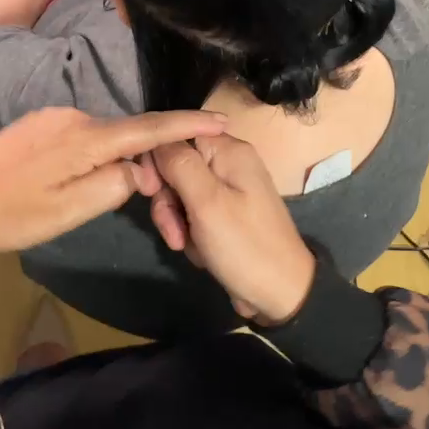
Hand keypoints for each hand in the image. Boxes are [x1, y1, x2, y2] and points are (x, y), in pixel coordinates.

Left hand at [0, 107, 223, 252]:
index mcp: (85, 137)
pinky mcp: (39, 125)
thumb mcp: (68, 211)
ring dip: (119, 161)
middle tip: (153, 197)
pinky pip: (84, 137)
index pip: (150, 127)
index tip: (222, 122)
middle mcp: (74, 116)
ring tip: (107, 197)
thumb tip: (141, 169)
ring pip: (106, 137)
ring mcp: (54, 117)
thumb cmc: (8, 215)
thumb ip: (115, 185)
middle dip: (149, 158)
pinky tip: (83, 181)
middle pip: (129, 132)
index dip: (188, 124)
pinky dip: (97, 156)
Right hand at [149, 135, 316, 324]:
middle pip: (176, 166)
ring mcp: (227, 189)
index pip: (177, 134)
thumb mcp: (207, 202)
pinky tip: (198, 250)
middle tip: (173, 228)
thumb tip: (158, 137)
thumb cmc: (244, 245)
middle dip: (167, 199)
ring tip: (185, 244)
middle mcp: (228, 163)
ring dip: (176, 220)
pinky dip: (189, 231)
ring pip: (180, 193)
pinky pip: (192, 213)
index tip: (149, 188)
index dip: (157, 159)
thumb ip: (179, 164)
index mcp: (229, 150)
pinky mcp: (224, 213)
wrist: (279, 294)